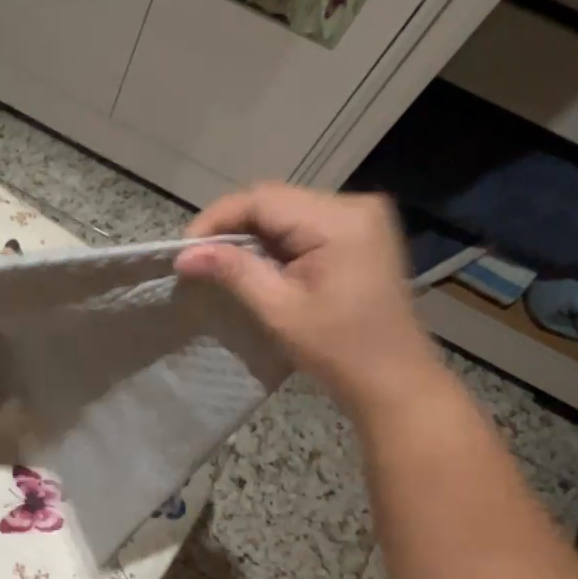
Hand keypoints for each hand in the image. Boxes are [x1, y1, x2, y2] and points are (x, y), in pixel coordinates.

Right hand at [179, 183, 443, 414]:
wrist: (393, 379)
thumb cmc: (338, 350)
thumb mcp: (279, 310)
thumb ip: (233, 272)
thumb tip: (184, 255)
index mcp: (339, 221)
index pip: (262, 199)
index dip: (217, 219)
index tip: (185, 251)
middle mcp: (354, 206)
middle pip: (275, 201)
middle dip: (232, 227)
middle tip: (198, 260)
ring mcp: (362, 218)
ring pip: (287, 212)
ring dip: (251, 236)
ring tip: (220, 265)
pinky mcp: (360, 234)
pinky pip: (305, 225)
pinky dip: (275, 243)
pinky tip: (256, 266)